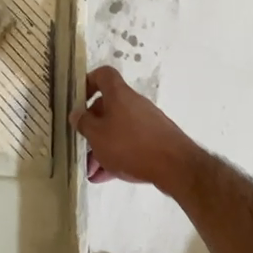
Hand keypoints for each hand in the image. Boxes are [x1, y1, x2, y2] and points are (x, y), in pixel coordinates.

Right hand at [69, 66, 201, 190]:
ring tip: (93, 171)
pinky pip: (130, 144)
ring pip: (117, 130)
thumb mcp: (97, 135)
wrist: (176, 167)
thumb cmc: (130, 145)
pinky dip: (118, 156)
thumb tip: (77, 113)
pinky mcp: (156, 140)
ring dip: (103, 147)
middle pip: (108, 108)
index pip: (103, 75)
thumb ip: (83, 123)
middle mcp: (134, 103)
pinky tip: (107, 177)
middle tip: (83, 146)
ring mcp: (147, 122)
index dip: (88, 82)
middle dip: (92, 128)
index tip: (78, 100)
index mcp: (118, 95)